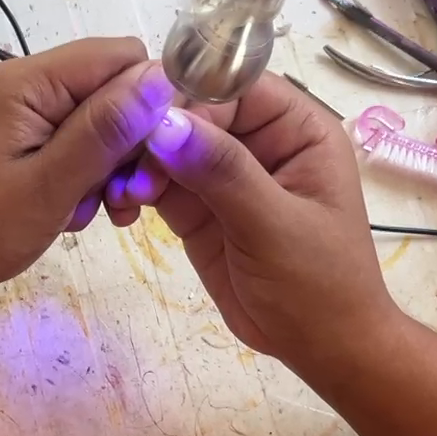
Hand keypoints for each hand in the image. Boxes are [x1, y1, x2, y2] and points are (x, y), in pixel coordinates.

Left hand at [0, 37, 171, 309]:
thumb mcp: (51, 184)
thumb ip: (106, 130)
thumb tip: (162, 78)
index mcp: (29, 82)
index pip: (122, 58)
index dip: (150, 103)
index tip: (156, 159)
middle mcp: (26, 85)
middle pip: (112, 91)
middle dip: (129, 144)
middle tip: (123, 200)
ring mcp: (21, 114)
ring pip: (98, 123)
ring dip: (109, 169)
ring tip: (96, 214)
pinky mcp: (20, 141)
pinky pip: (73, 145)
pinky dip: (86, 178)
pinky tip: (77, 213)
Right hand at [143, 72, 403, 366]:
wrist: (316, 345)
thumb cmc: (316, 284)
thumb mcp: (273, 224)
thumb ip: (222, 172)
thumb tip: (164, 124)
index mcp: (295, 131)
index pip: (236, 89)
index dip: (190, 99)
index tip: (147, 125)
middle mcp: (257, 144)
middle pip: (193, 113)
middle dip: (155, 134)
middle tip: (123, 165)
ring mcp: (223, 177)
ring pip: (168, 147)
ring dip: (138, 164)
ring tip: (120, 196)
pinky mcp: (197, 209)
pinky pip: (157, 183)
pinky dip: (134, 190)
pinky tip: (120, 206)